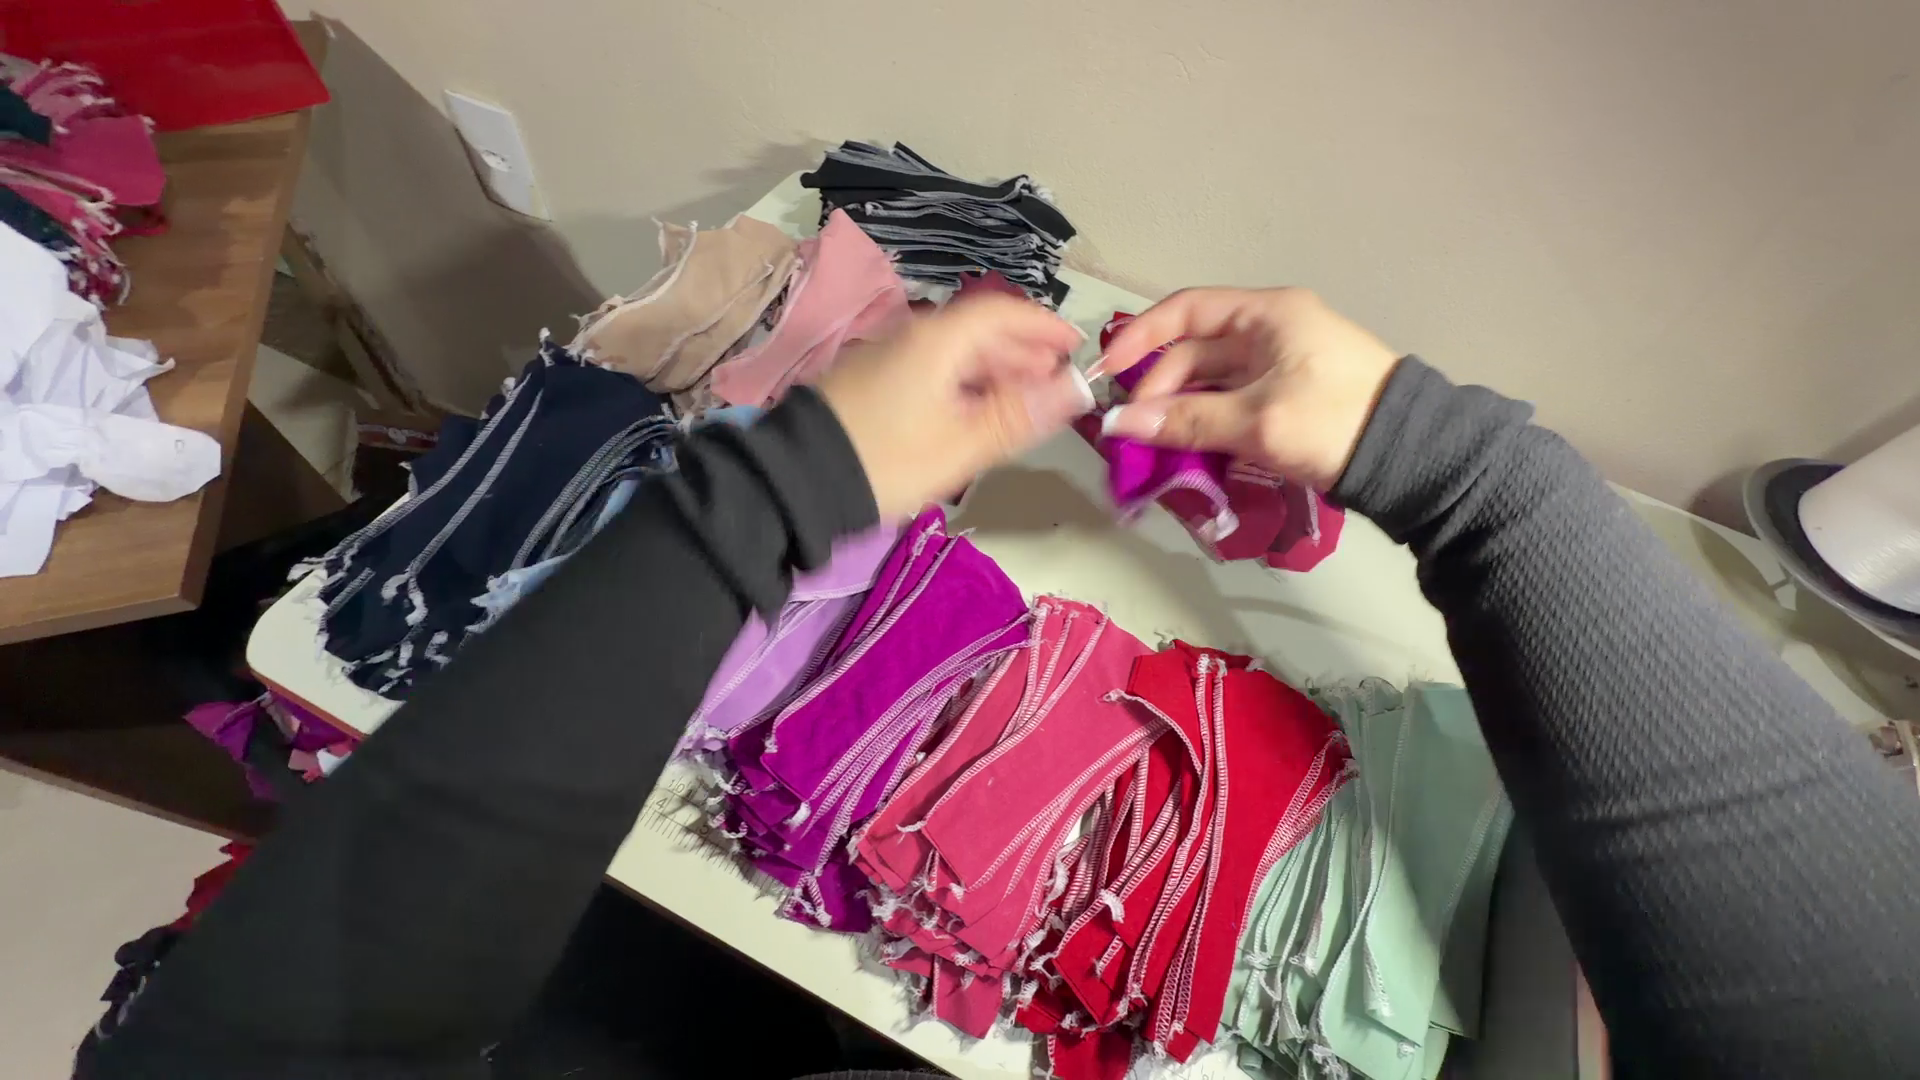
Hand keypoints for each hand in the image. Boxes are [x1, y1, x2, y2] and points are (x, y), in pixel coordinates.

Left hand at [815, 293, 1092, 520]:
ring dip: (993, 368)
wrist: (801, 480)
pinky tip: (974, 407)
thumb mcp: (961, 444)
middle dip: (1022, 350)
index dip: (1041, 325)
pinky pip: (932, 368)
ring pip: (954, 352)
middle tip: (1054, 374)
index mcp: (937, 342)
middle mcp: (912, 337)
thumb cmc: (888, 461)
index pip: (1000, 313)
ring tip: (1023, 392)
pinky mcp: (874, 380)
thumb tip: (1075, 391)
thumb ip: (1019, 415)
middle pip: (978, 331)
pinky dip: (963, 381)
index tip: (1073, 344)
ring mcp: (889, 356)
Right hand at [1091, 287, 1401, 489]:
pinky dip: (1201, 423)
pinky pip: (1225, 404)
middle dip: (1159, 388)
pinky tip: (1184, 448)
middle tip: (1135, 430)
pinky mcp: (1279, 399)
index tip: (1109, 370)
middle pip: (1192, 351)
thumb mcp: (1257, 421)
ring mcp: (1274, 367)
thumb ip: (1186, 421)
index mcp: (1266, 315)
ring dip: (1177, 410)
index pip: (1187, 310)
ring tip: (1154, 445)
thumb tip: (1119, 426)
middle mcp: (1266, 333)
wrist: (1411, 458)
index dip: (1142, 336)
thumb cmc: (1334, 421)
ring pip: (1206, 382)